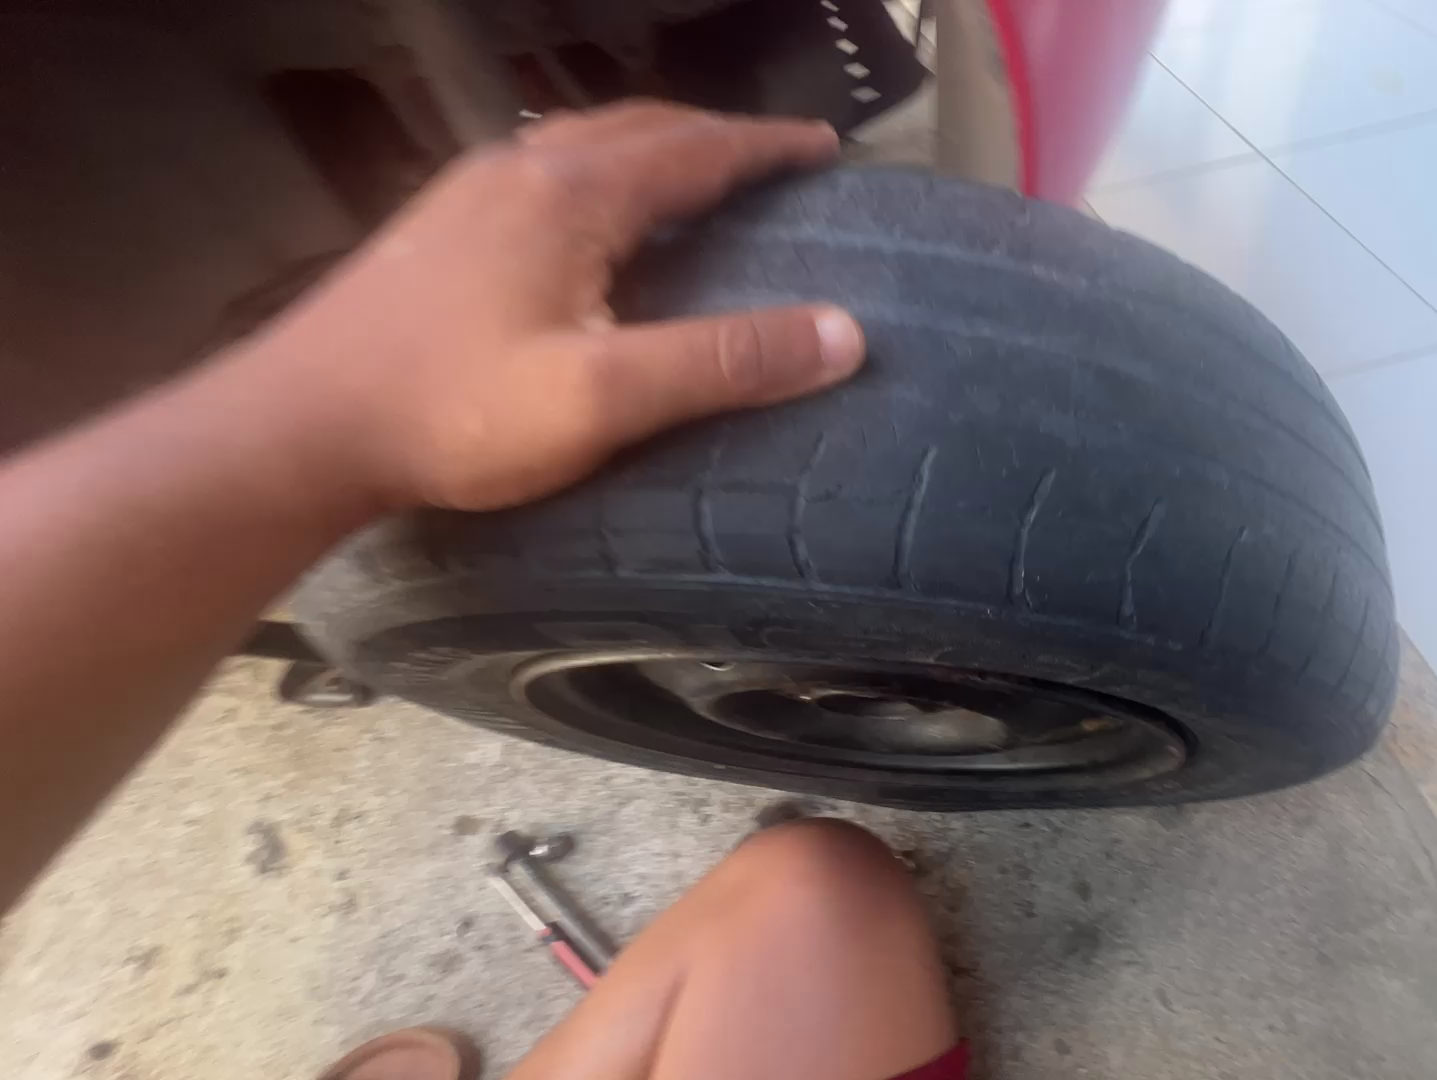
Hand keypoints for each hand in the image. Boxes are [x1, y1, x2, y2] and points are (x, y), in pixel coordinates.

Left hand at [234, 101, 863, 512]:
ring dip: (660, 149)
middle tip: (776, 159)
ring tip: (707, 175)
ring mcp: (476, 194)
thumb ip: (725, 361)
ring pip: (591, 143)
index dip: (765, 145)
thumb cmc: (457, 415)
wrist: (298, 432)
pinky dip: (610, 174)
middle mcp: (522, 171)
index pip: (694, 148)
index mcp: (570, 196)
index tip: (822, 147)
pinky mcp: (448, 228)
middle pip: (641, 129)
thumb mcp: (607, 396)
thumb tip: (844, 334)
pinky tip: (608, 212)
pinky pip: (553, 173)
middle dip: (719, 137)